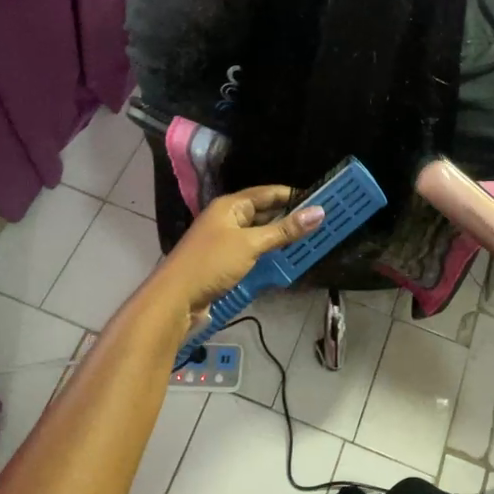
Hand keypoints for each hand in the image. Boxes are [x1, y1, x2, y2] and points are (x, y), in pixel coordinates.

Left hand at [150, 186, 323, 326]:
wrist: (174, 300)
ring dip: (279, 241)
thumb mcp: (251, 244)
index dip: (292, 195)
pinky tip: (284, 264)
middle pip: (264, 214)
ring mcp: (224, 242)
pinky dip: (267, 257)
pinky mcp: (224, 264)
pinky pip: (252, 254)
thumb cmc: (211, 263)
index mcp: (230, 206)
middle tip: (318, 224)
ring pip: (259, 236)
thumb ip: (284, 231)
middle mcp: (227, 219)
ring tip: (308, 243)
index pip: (267, 193)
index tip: (318, 200)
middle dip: (289, 219)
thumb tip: (319, 212)